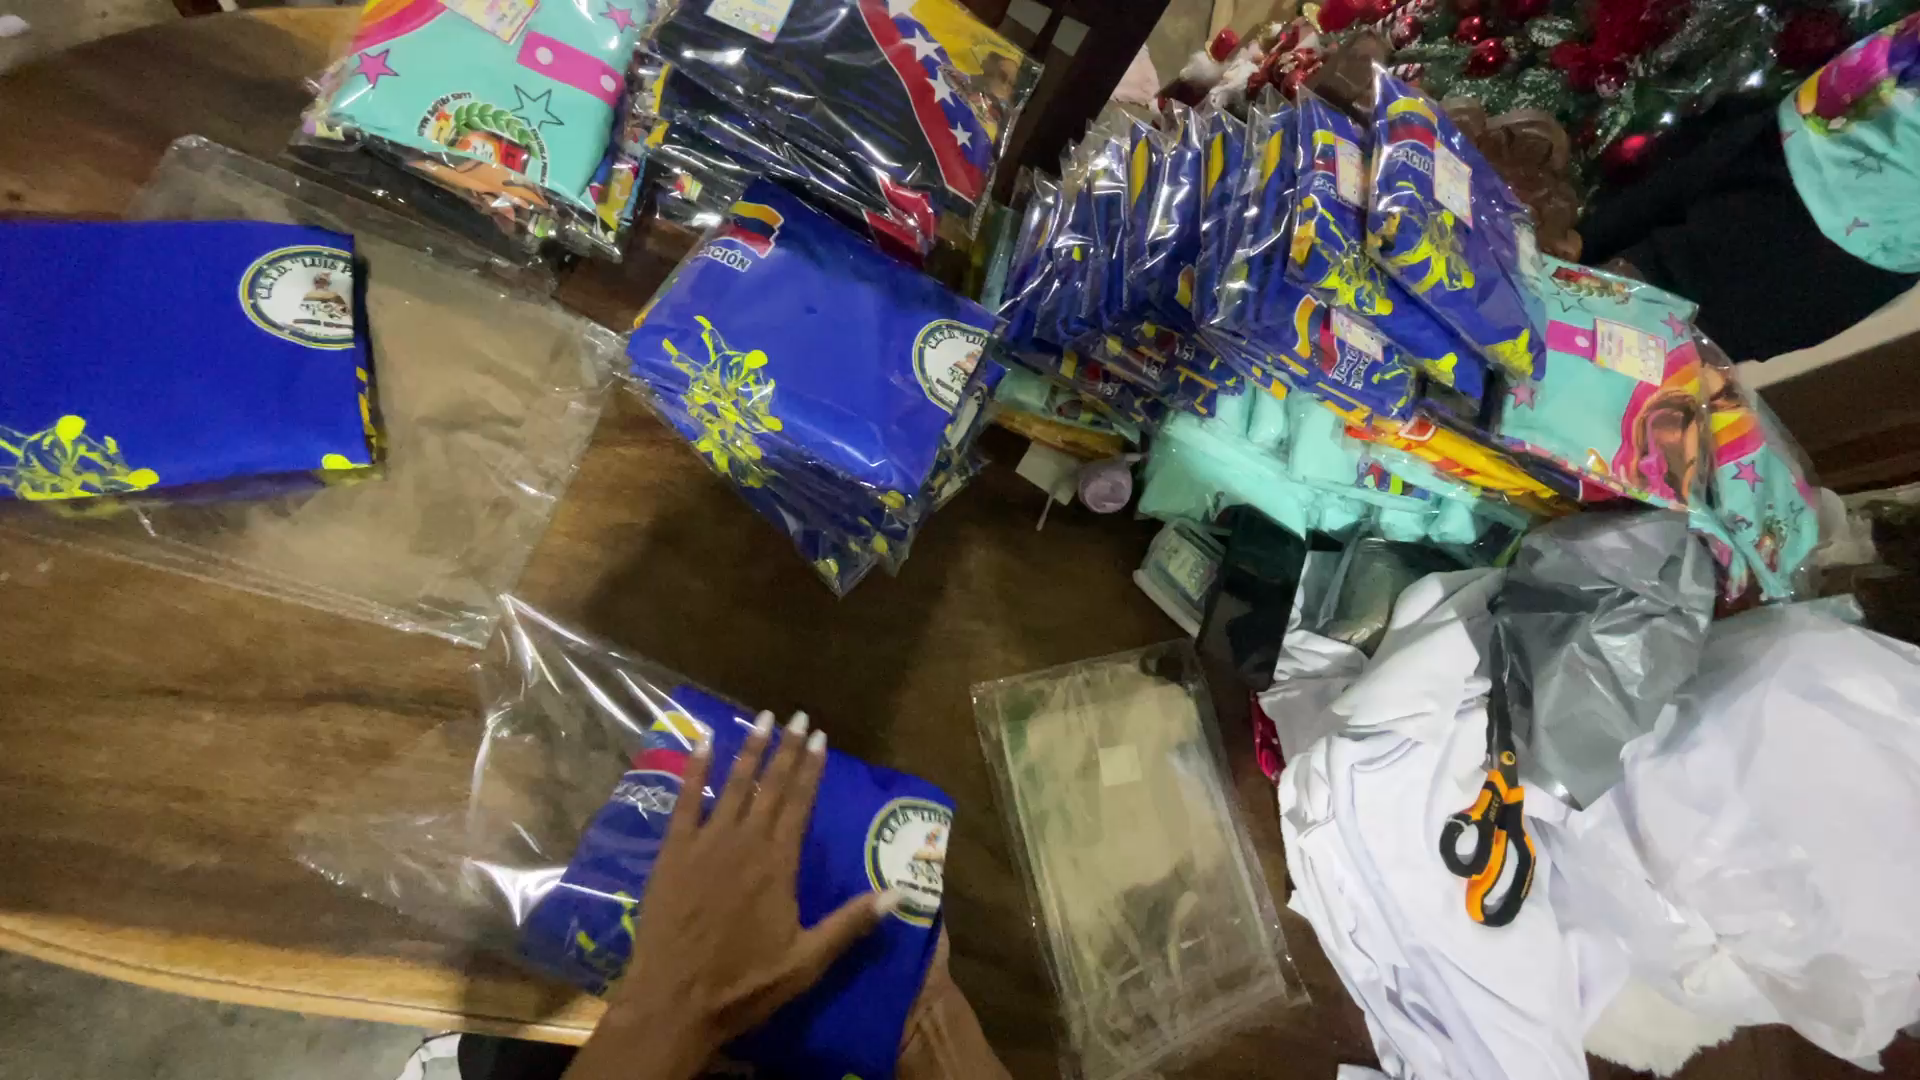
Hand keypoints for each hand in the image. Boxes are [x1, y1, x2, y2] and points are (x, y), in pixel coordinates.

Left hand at [563, 711, 898, 1079]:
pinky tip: (701, 743)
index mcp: (778, 861)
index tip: (821, 737)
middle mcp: (746, 840)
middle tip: (798, 715)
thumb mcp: (807, 960)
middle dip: (787, 748)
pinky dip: (695, 770)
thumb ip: (852, 922)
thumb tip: (900, 893)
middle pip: (772, 785)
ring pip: (734, 784)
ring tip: (761, 717)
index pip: (800, 802)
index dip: (811, 767)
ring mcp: (707, 842)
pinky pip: (686, 802)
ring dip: (750, 749)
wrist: (673, 1004)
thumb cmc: (744, 983)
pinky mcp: (674, 852)